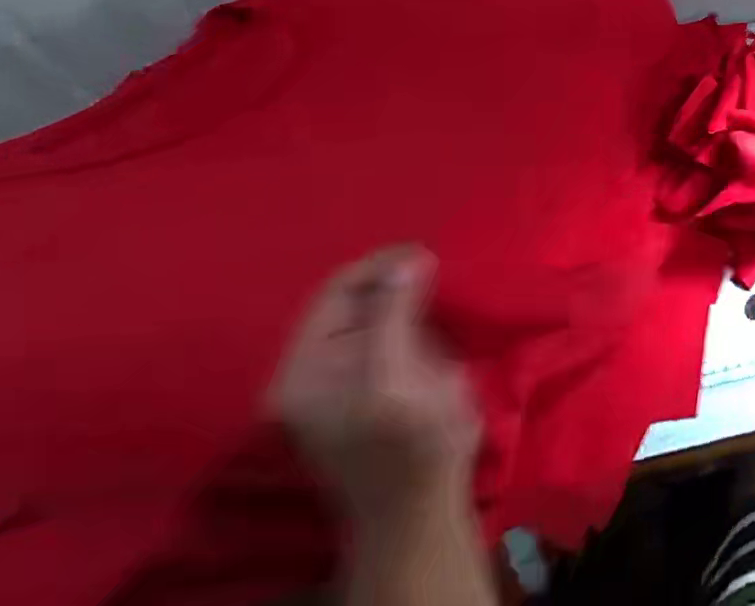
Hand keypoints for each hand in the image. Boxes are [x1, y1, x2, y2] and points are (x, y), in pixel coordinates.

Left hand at [268, 246, 481, 526]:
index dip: (380, 267)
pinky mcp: (385, 378)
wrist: (422, 503)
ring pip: (380, 313)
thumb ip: (394, 317)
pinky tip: (445, 306)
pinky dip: (422, 312)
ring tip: (447, 279)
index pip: (337, 293)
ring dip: (413, 293)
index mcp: (307, 367)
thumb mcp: (396, 378)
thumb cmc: (407, 444)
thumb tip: (407, 258)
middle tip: (443, 264)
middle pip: (357, 300)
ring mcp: (354, 373)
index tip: (428, 252)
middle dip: (398, 278)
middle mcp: (322, 365)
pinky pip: (399, 330)